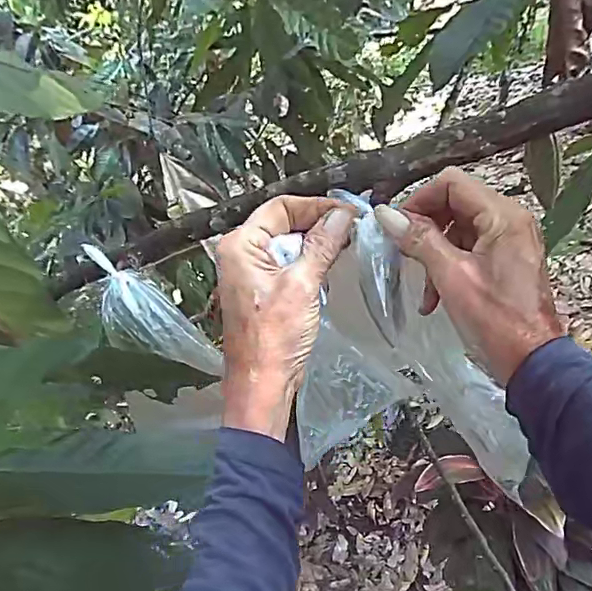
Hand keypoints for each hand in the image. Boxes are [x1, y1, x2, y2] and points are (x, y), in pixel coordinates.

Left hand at [215, 197, 354, 439]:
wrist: (263, 384)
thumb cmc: (272, 342)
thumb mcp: (302, 285)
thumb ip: (322, 246)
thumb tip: (341, 217)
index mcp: (240, 246)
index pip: (280, 207)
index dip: (316, 205)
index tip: (347, 211)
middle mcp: (240, 257)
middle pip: (283, 224)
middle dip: (318, 223)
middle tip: (351, 227)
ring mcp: (252, 277)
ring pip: (288, 246)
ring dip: (316, 244)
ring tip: (346, 244)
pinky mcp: (265, 295)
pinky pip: (289, 268)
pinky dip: (310, 264)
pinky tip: (329, 268)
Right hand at [374, 168, 565, 382]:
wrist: (530, 361)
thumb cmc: (498, 321)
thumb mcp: (452, 277)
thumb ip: (420, 241)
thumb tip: (388, 216)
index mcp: (503, 217)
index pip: (452, 184)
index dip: (419, 201)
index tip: (397, 226)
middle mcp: (511, 223)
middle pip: (456, 207)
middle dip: (427, 232)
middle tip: (406, 255)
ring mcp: (512, 244)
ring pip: (460, 233)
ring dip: (436, 257)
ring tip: (425, 291)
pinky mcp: (508, 265)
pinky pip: (472, 254)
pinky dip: (451, 270)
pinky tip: (437, 298)